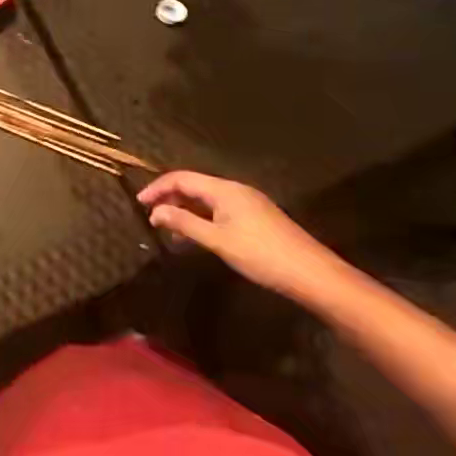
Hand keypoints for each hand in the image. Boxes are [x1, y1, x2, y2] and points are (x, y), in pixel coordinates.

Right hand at [138, 171, 357, 305]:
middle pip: (194, 186)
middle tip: (151, 216)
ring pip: (207, 199)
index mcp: (224, 189)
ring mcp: (249, 204)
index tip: (139, 203)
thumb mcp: (218, 241)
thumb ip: (184, 224)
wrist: (315, 276)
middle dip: (170, 199)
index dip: (157, 188)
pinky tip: (198, 236)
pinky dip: (202, 218)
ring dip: (186, 210)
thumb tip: (156, 211)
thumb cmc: (262, 256)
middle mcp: (235, 190)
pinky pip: (220, 210)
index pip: (181, 178)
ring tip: (170, 230)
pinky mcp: (258, 219)